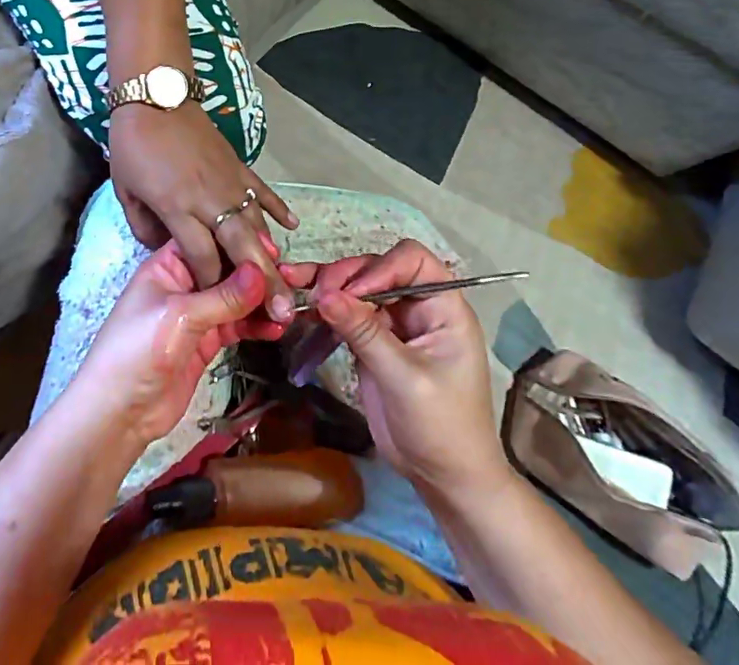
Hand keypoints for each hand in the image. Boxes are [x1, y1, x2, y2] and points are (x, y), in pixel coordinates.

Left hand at [62, 244, 286, 449]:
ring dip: (262, 303)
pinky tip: (277, 328)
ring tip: (289, 308)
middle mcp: (184, 283)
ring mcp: (196, 313)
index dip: (240, 243)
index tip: (274, 248)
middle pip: (228, 270)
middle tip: (292, 280)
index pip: (209, 242)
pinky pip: (237, 325)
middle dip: (259, 275)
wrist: (118, 412)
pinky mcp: (207, 341)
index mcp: (168, 265)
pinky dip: (257, 325)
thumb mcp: (179, 316)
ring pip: (237, 299)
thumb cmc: (137, 350)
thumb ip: (223, 296)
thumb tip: (262, 272)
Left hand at [108, 101, 297, 319]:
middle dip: (261, 281)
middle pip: (240, 246)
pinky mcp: (240, 166)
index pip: (202, 256)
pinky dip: (279, 209)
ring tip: (288, 282)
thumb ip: (143, 226)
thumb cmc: (134, 146)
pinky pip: (263, 191)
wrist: (155, 97)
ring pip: (257, 223)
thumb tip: (164, 247)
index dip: (213, 284)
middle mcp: (208, 199)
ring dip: (272, 253)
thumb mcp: (125, 191)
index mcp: (176, 207)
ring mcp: (229, 181)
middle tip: (282, 310)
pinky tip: (293, 227)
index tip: (221, 304)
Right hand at [304, 241, 509, 493]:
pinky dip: (322, 310)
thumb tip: (325, 296)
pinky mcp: (371, 341)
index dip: (382, 267)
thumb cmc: (441, 427)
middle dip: (347, 276)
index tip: (351, 292)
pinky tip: (298, 305)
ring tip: (294, 283)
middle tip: (318, 296)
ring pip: (357, 289)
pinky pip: (345, 315)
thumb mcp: (404, 379)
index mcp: (443, 308)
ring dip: (327, 285)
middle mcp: (417, 307)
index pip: (414, 262)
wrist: (443, 477)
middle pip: (379, 269)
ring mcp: (393, 324)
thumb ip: (365, 334)